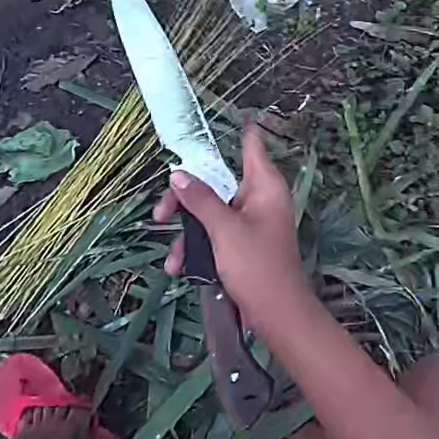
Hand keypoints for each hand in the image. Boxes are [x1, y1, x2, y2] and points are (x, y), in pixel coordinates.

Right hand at [153, 117, 316, 332]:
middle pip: (216, 182)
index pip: (250, 144)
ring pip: (210, 211)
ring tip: (173, 257)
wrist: (277, 315)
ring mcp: (250, 222)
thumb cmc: (257, 266)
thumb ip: (200, 200)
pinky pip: (214, 234)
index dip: (232, 129)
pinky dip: (198, 247)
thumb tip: (177, 174)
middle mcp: (258, 198)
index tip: (206, 123)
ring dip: (188, 231)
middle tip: (162, 213)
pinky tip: (181, 267)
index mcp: (264, 185)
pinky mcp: (242, 244)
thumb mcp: (224, 230)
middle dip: (186, 198)